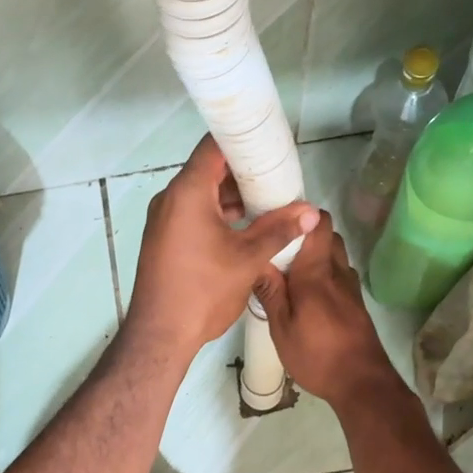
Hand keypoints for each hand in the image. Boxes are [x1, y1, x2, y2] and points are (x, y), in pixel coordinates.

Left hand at [125, 135, 318, 353]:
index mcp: (188, 192)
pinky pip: (194, 213)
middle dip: (245, 171)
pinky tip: (246, 227)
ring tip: (270, 202)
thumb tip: (312, 212)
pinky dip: (218, 213)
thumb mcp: (248, 258)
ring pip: (202, 194)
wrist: (160, 333)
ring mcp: (164, 220)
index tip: (271, 142)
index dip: (243, 139)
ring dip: (233, 196)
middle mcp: (171, 199)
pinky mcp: (165, 239)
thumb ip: (279, 230)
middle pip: (209, 169)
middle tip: (279, 175)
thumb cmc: (204, 290)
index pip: (214, 146)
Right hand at [254, 212, 403, 404]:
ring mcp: (350, 288)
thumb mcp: (282, 328)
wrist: (362, 383)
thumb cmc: (317, 355)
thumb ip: (271, 292)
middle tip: (278, 247)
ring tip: (289, 271)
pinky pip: (339, 276)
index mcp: (316, 273)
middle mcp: (338, 272)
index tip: (277, 219)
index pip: (319, 224)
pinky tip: (307, 294)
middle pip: (327, 236)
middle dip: (305, 235)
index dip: (301, 214)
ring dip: (316, 255)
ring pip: (335, 256)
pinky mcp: (355, 304)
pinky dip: (324, 275)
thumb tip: (257, 261)